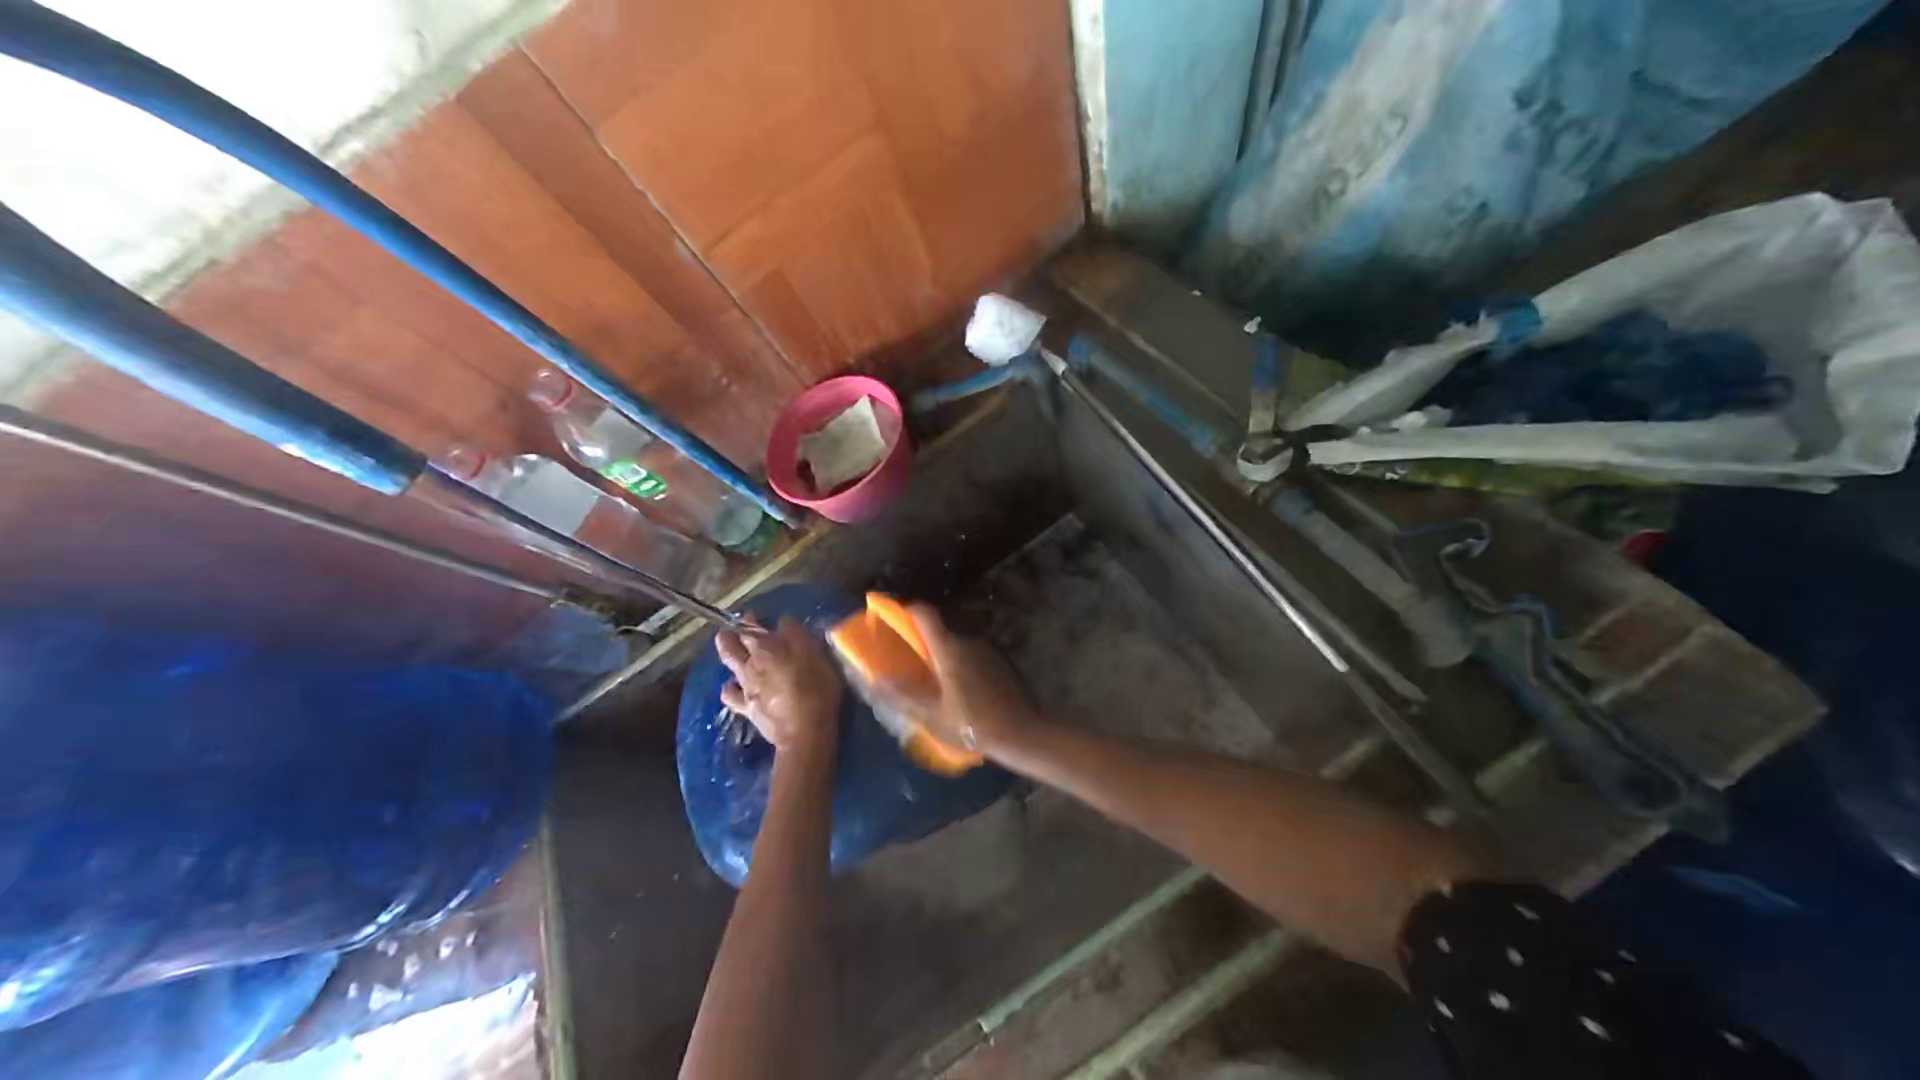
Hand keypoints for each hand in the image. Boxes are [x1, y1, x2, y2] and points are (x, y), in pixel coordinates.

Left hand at [717, 618, 841, 755]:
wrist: (804, 731)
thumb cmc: (815, 687)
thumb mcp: (815, 652)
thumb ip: (796, 634)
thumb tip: (783, 622)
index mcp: (767, 647)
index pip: (750, 625)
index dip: (751, 619)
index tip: (754, 615)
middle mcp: (750, 664)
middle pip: (729, 644)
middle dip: (729, 635)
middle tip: (734, 631)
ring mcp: (746, 687)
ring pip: (728, 665)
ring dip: (729, 656)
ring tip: (734, 653)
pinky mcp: (747, 708)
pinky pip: (731, 694)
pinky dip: (731, 687)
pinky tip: (737, 687)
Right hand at [896, 604, 1041, 755]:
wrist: (1022, 733)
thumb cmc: (974, 725)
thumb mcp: (932, 716)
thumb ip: (903, 695)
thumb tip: (876, 680)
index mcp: (949, 649)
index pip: (924, 613)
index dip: (906, 610)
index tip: (891, 618)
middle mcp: (967, 642)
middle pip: (937, 632)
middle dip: (919, 643)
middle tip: (905, 663)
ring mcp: (985, 651)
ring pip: (954, 646)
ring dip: (939, 658)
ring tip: (929, 683)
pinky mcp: (998, 662)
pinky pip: (969, 657)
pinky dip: (957, 666)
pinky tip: (956, 691)